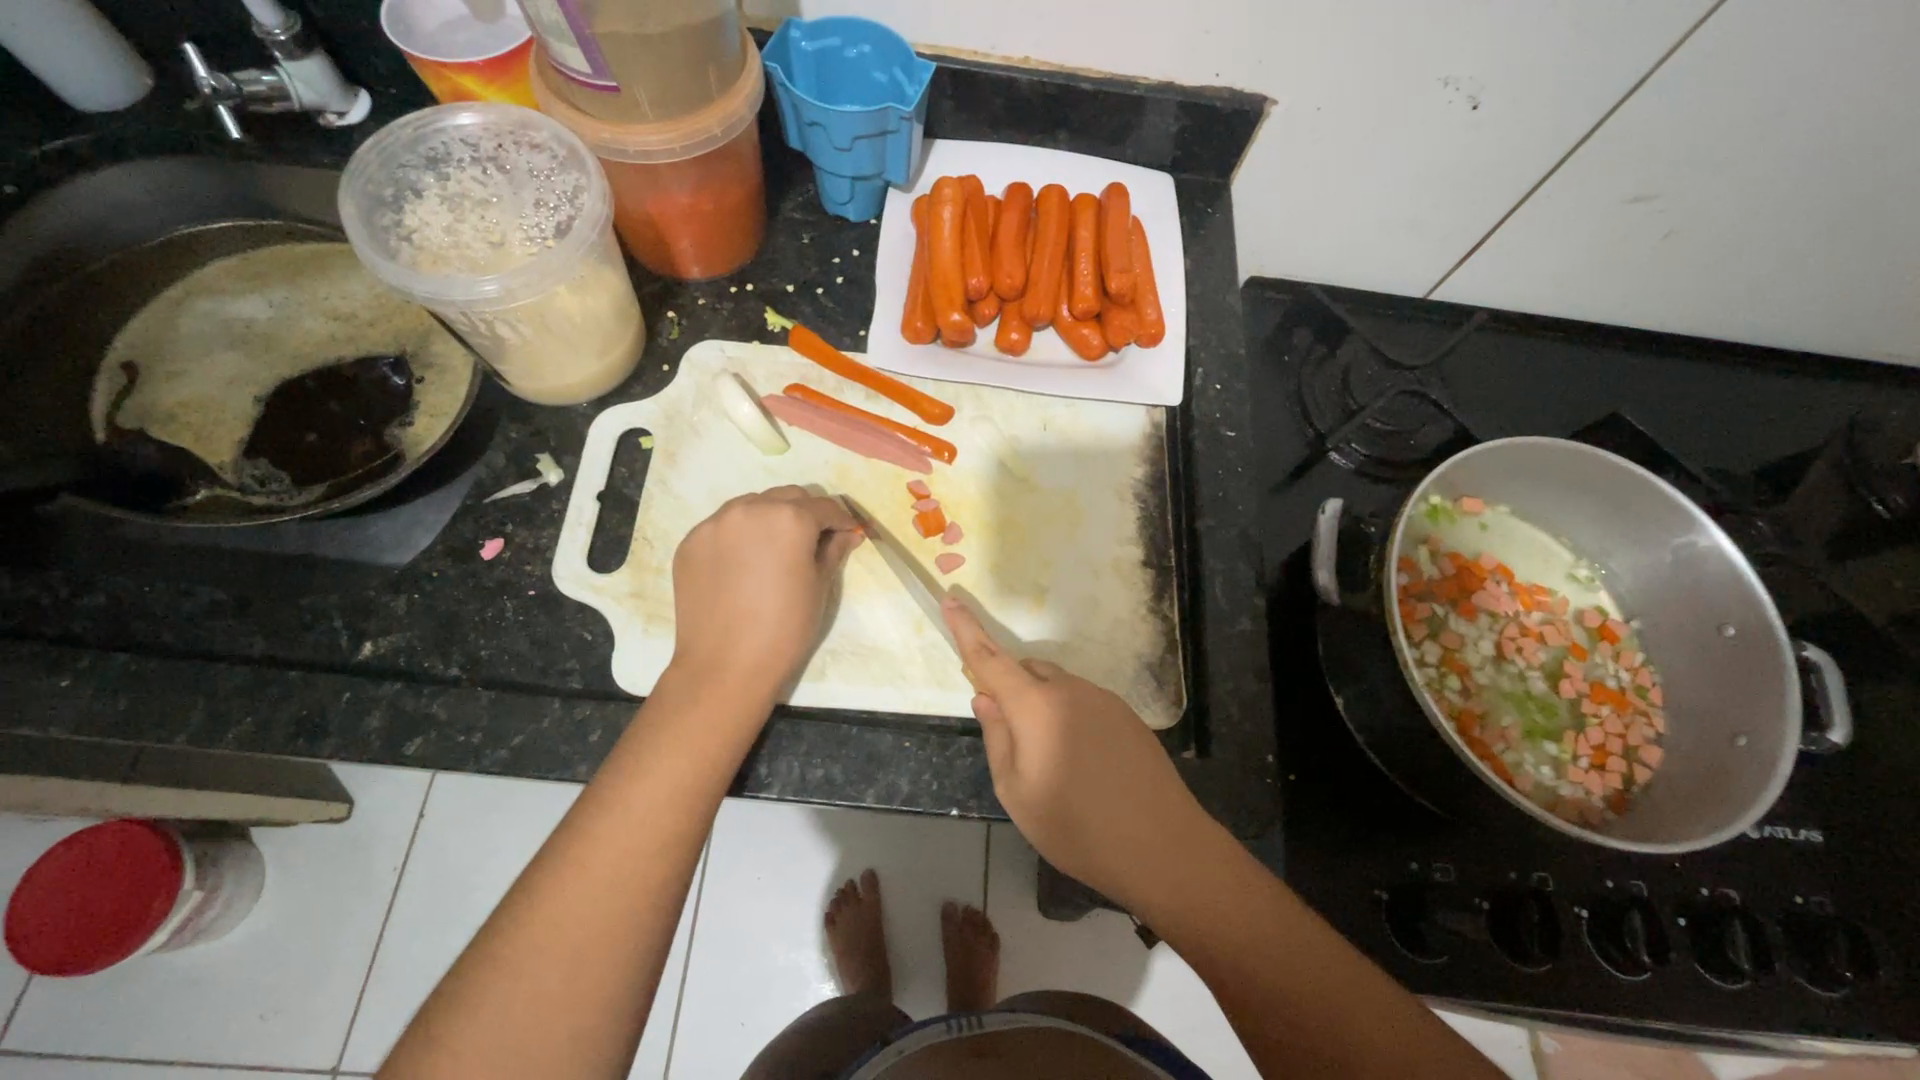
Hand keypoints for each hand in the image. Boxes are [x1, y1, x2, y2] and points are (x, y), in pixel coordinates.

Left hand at [668, 486, 862, 704]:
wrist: (726, 665)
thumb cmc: (785, 628)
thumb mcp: (819, 587)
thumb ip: (833, 550)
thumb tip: (848, 533)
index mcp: (789, 518)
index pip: (824, 507)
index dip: (841, 520)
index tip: (848, 533)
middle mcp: (750, 508)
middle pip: (787, 497)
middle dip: (805, 513)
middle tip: (814, 541)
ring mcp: (714, 523)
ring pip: (751, 506)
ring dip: (770, 518)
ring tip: (776, 550)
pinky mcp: (691, 542)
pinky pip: (723, 527)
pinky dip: (739, 536)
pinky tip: (744, 565)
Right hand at [942, 596, 1220, 913]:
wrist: (1163, 846)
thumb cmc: (1076, 827)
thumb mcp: (1016, 792)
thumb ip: (997, 738)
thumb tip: (985, 698)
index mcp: (1036, 706)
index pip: (991, 659)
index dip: (967, 629)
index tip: (951, 598)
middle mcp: (1071, 690)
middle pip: (1027, 671)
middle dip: (1008, 687)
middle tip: (1006, 735)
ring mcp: (1104, 700)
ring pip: (1057, 688)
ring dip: (1040, 706)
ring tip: (1048, 763)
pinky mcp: (1128, 716)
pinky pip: (1083, 703)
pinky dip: (1067, 717)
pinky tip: (1080, 764)